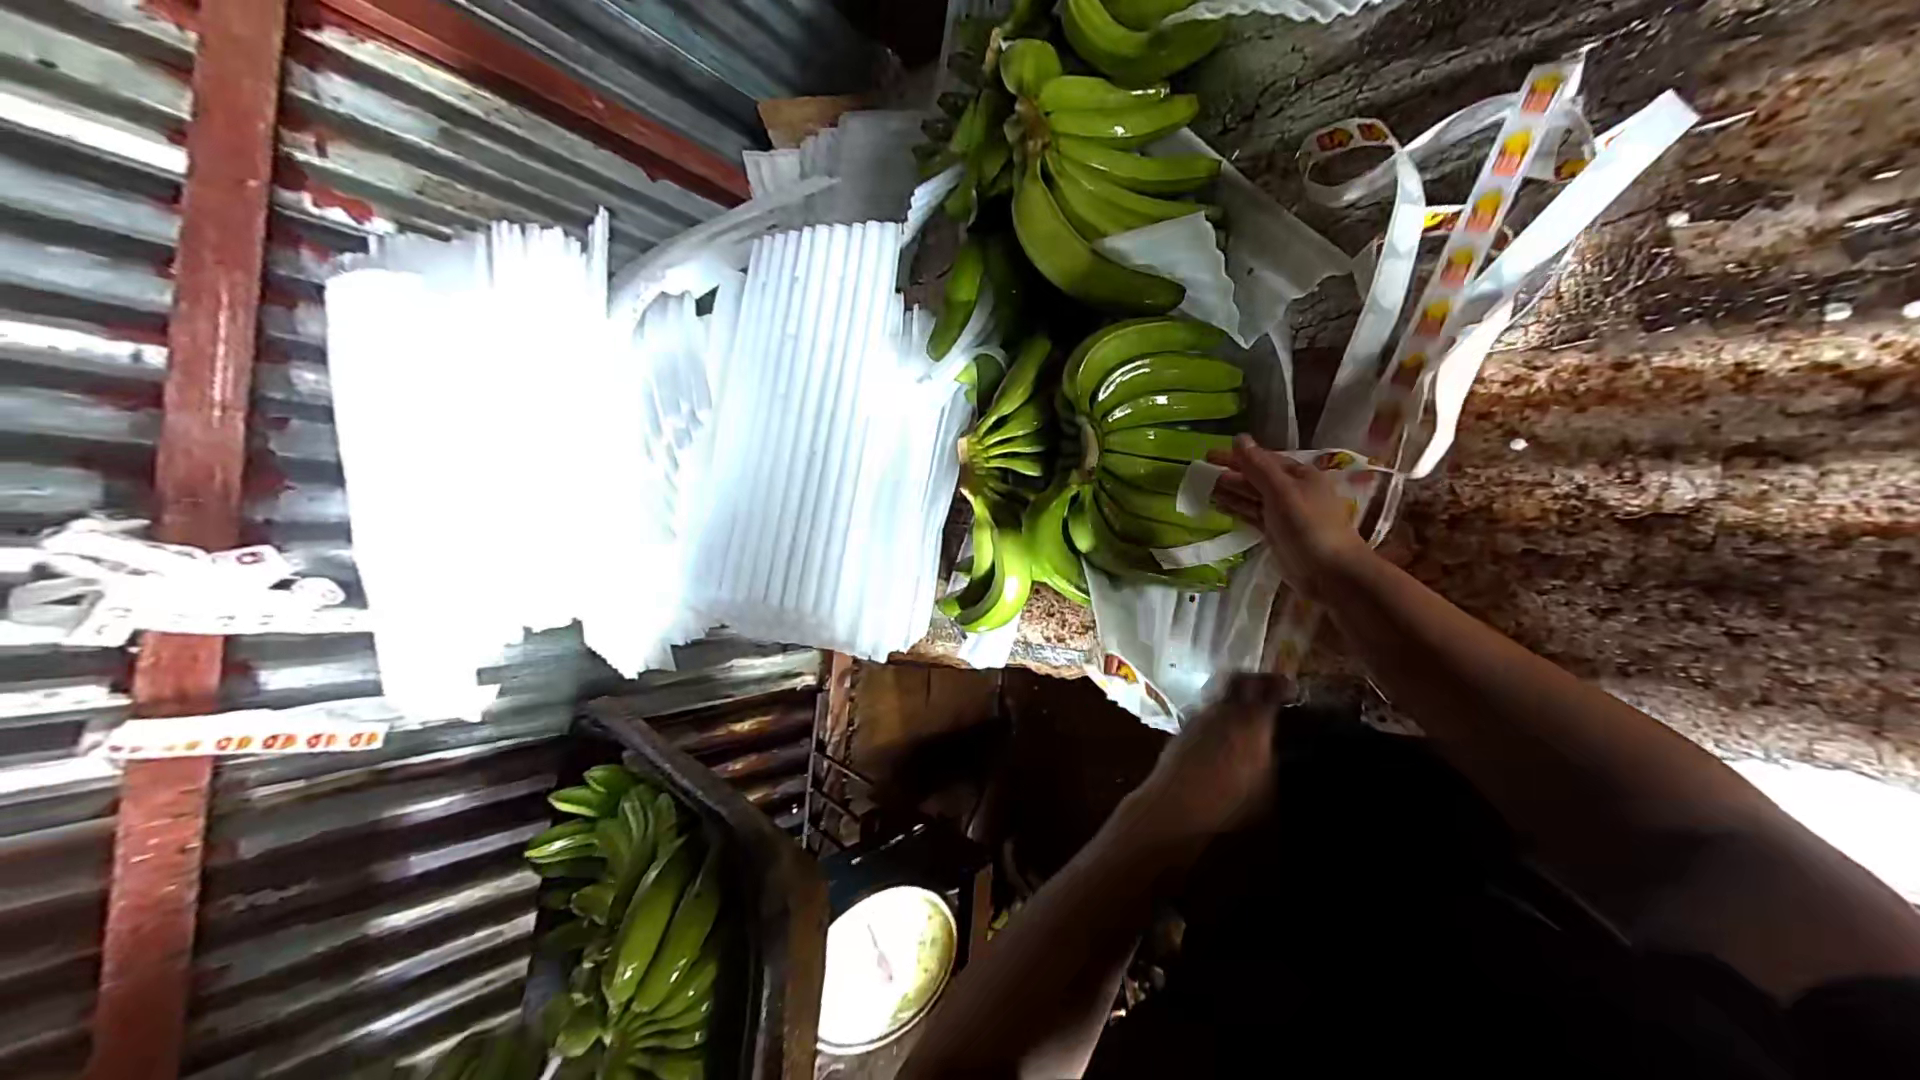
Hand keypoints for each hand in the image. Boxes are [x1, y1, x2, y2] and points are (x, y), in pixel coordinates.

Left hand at [1131, 674, 1285, 841]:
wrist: (1175, 802)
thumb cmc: (1229, 801)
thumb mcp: (1267, 791)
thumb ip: (1275, 766)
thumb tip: (1277, 754)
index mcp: (1252, 721)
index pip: (1270, 690)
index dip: (1282, 685)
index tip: (1291, 689)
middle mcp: (1225, 710)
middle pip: (1239, 679)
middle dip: (1256, 679)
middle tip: (1268, 688)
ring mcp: (1200, 716)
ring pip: (1219, 694)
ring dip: (1234, 696)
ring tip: (1245, 712)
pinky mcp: (1183, 727)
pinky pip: (1205, 711)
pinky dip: (1217, 714)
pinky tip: (1222, 732)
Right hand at [1207, 434, 1373, 599]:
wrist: (1330, 572)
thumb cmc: (1309, 526)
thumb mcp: (1282, 492)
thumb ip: (1259, 467)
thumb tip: (1239, 439)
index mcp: (1299, 475)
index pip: (1263, 460)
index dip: (1237, 456)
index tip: (1210, 454)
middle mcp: (1291, 491)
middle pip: (1256, 478)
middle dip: (1230, 473)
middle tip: (1201, 472)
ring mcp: (1283, 513)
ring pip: (1251, 497)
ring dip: (1230, 491)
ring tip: (1205, 487)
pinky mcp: (1276, 533)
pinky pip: (1251, 515)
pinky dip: (1236, 509)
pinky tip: (1220, 506)